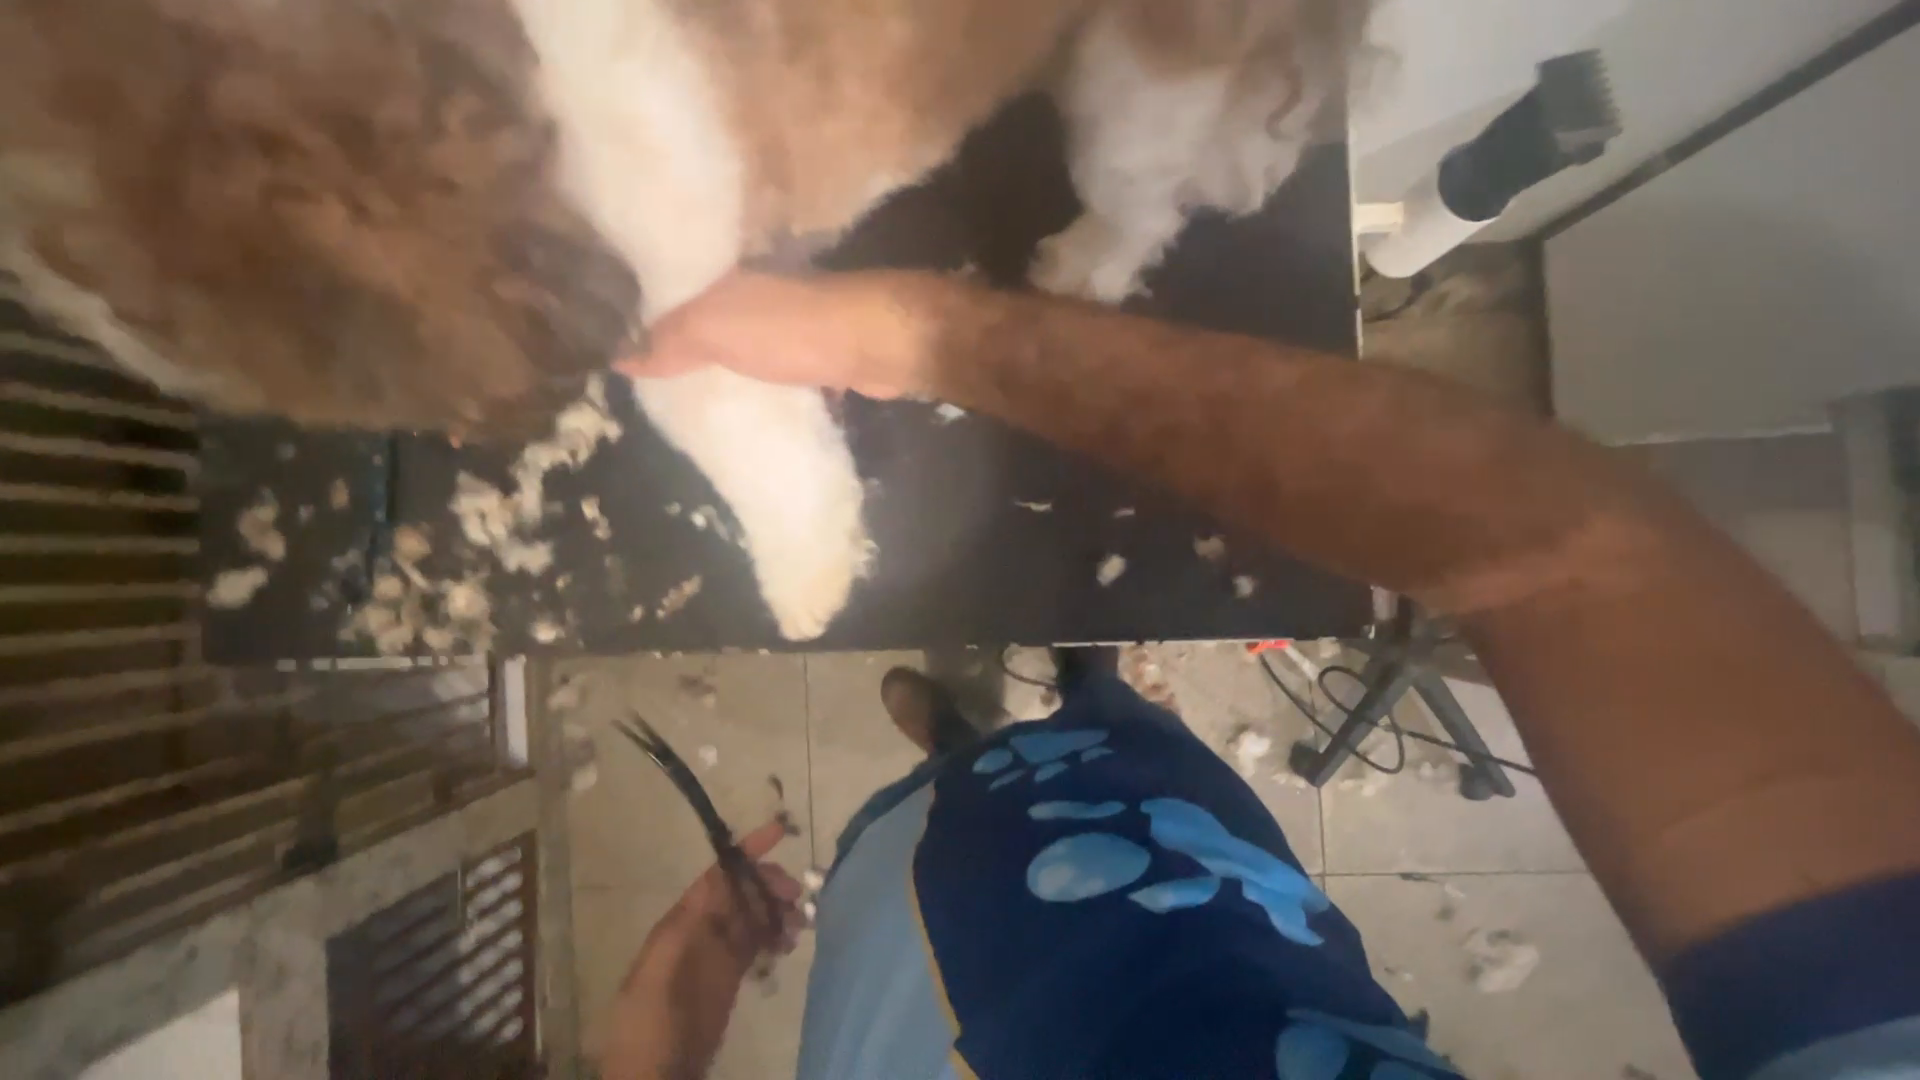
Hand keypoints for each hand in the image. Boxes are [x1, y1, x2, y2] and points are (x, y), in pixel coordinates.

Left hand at [598, 819, 805, 1079]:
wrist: (653, 1078)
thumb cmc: (649, 1025)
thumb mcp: (656, 975)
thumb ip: (683, 930)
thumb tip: (712, 885)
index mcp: (681, 922)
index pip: (718, 875)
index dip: (747, 852)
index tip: (779, 832)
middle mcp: (700, 929)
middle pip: (741, 891)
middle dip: (769, 884)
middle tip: (796, 897)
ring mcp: (717, 952)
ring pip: (753, 914)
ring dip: (777, 910)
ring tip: (799, 925)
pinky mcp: (730, 975)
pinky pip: (757, 941)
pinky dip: (775, 935)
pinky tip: (789, 943)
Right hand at [616, 271, 932, 398]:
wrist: (875, 344)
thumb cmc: (790, 330)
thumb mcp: (715, 329)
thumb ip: (670, 340)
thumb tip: (618, 359)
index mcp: (729, 281)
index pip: (677, 291)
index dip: (647, 314)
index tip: (617, 342)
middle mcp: (760, 298)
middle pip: (713, 324)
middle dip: (687, 350)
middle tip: (653, 387)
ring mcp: (794, 329)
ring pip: (749, 352)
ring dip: (729, 373)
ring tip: (692, 407)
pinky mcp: (822, 360)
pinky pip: (782, 377)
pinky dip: (766, 392)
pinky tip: (749, 415)